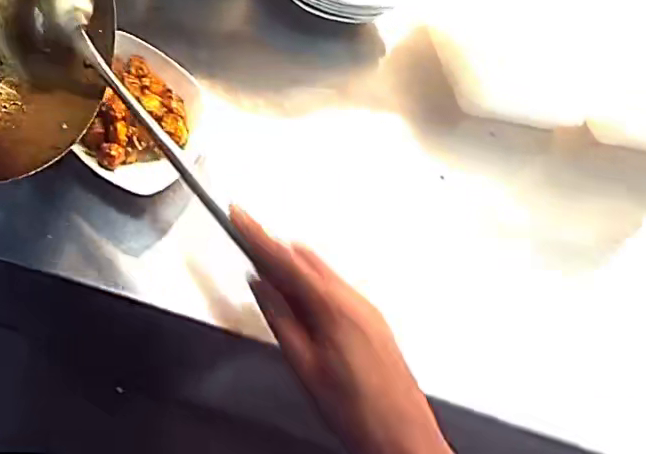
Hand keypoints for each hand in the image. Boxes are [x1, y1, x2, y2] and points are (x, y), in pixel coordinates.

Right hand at [233, 208, 450, 453]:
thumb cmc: (358, 413)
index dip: (256, 233)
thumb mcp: (303, 365)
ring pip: (320, 271)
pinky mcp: (373, 320)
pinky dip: (313, 286)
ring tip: (272, 286)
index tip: (238, 215)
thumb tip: (259, 284)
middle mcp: (352, 298)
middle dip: (274, 252)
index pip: (284, 257)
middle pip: (304, 258)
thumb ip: (279, 317)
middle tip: (249, 255)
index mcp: (331, 305)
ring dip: (294, 270)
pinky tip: (303, 307)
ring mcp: (366, 308)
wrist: (407, 442)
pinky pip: (335, 287)